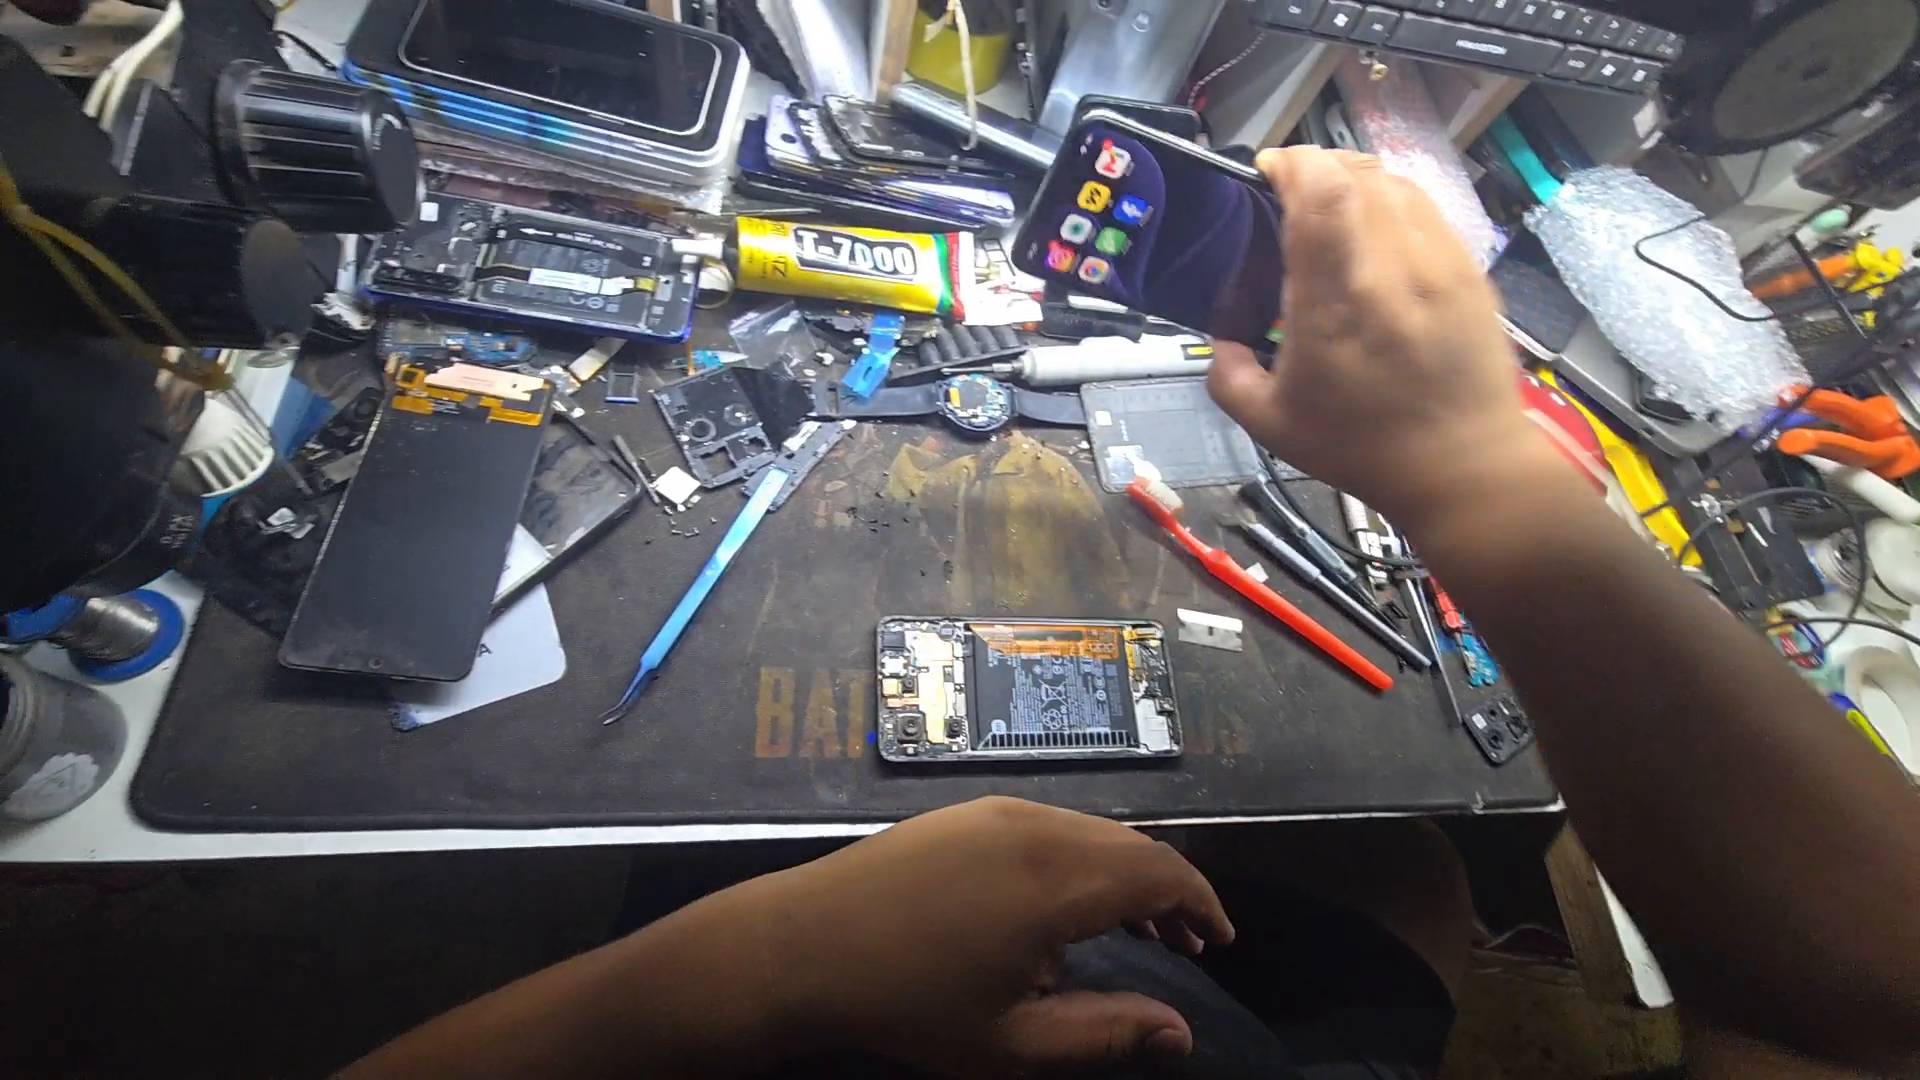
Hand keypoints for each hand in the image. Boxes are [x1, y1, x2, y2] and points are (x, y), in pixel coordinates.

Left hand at [727, 797, 1233, 1075]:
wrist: (805, 940)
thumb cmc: (909, 1001)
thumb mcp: (1012, 1042)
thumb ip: (1106, 1031)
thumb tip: (1181, 1030)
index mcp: (1054, 879)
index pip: (1158, 870)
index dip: (1201, 900)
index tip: (1220, 938)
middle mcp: (1034, 826)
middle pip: (1128, 843)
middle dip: (1168, 888)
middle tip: (1185, 943)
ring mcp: (997, 810)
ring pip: (1089, 831)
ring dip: (1124, 871)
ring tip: (1138, 927)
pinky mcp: (969, 810)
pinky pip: (1049, 825)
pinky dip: (1081, 856)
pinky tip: (1069, 898)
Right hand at [1208, 147, 1544, 530]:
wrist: (1458, 463)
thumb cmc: (1357, 446)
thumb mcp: (1268, 424)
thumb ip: (1226, 376)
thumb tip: (1223, 340)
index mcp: (1334, 304)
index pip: (1320, 195)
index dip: (1291, 166)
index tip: (1266, 174)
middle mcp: (1391, 269)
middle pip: (1356, 173)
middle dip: (1316, 166)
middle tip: (1288, 190)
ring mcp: (1439, 262)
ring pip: (1395, 180)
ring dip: (1353, 178)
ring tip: (1328, 205)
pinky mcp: (1467, 268)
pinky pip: (1425, 206)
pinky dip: (1389, 200)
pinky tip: (1371, 230)